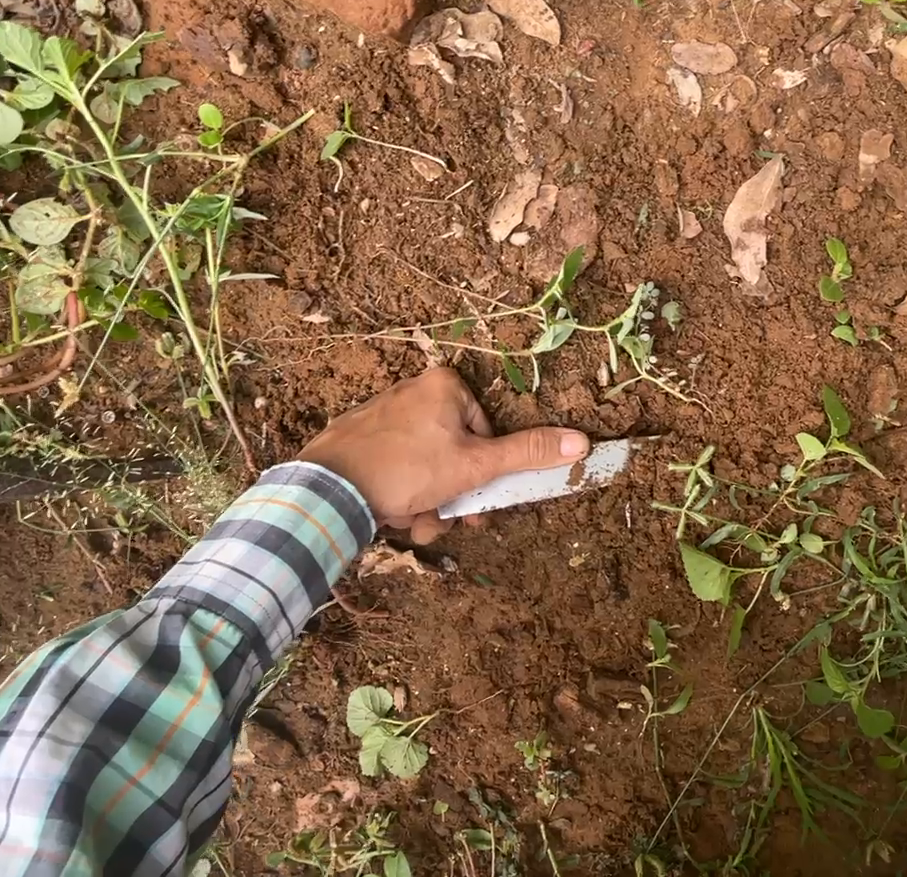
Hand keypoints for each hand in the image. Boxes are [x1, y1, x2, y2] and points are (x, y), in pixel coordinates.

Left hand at [297, 367, 589, 544]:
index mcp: (444, 386)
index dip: (484, 469)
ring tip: (411, 521)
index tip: (474, 496)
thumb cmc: (408, 469)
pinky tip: (388, 514)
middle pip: (455, 451)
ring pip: (425, 465)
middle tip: (443, 518)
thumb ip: (527, 453)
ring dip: (427, 502)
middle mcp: (413, 390)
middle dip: (452, 493)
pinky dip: (398, 493)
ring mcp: (381, 414)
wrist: (325, 491)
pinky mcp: (356, 438)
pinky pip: (394, 466)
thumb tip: (581, 442)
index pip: (485, 430)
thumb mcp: (476, 464)